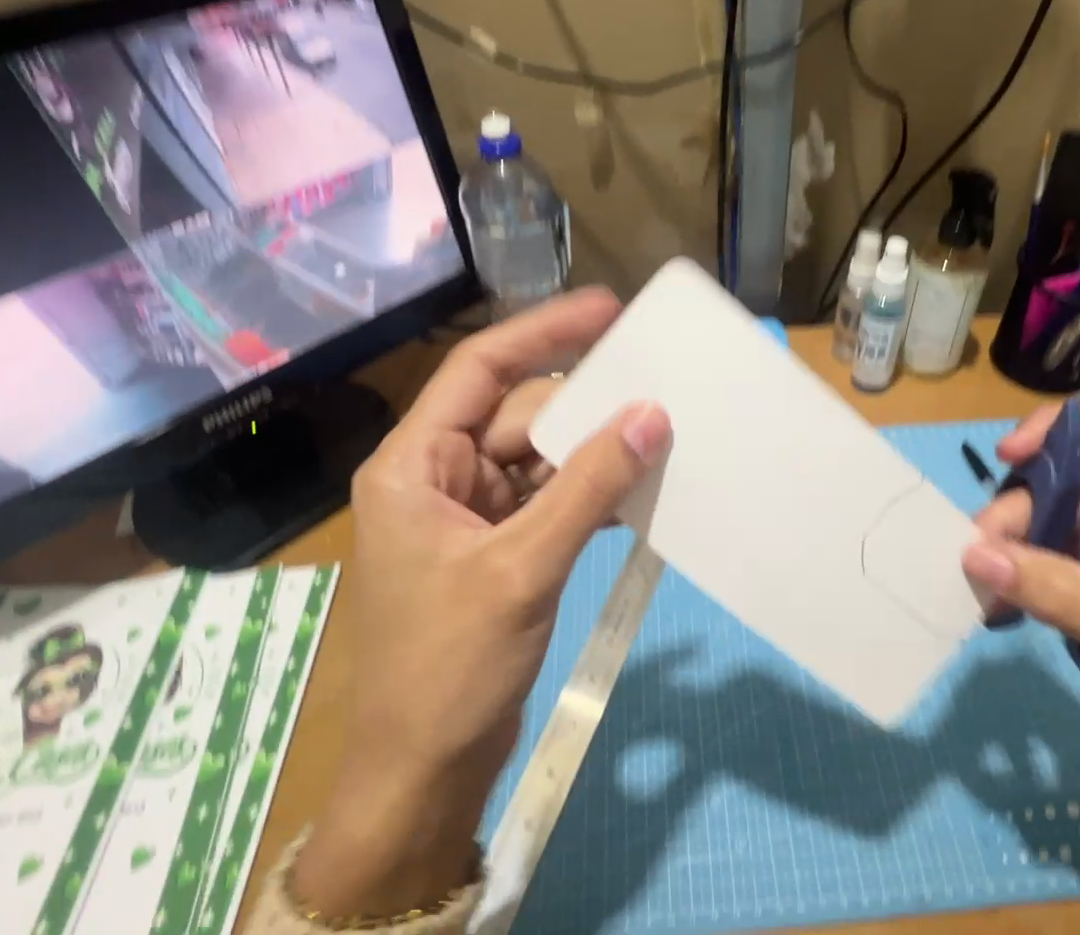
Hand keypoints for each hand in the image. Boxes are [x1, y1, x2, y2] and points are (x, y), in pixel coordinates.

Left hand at [296, 290, 670, 915]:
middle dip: (586, 408)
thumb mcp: (521, 567)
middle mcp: (440, 477)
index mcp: (415, 465)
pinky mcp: (499, 552)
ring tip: (664, 440)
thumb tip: (651, 416)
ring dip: (595, 457)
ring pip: (542, 462)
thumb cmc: (448, 666)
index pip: (480, 370)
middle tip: (661, 391)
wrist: (424, 770)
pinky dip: (590, 499)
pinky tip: (639, 497)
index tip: (608, 310)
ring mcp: (471, 516)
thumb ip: (587, 488)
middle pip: (521, 416)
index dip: (543, 333)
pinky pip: (551, 504)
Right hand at [960, 404, 1079, 801]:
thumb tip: (975, 553)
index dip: (1066, 433)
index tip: (1008, 455)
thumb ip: (1061, 591)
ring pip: (1059, 533)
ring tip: (982, 581)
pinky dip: (1025, 582)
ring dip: (1017, 548)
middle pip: (1077, 489)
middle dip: (1025, 507)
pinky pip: (1056, 577)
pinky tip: (998, 604)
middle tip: (979, 547)